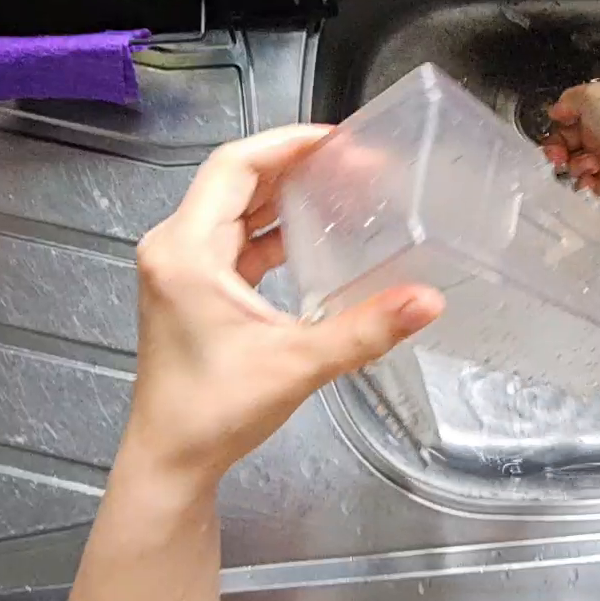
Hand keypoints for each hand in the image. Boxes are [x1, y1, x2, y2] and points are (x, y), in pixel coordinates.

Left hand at [128, 125, 443, 484]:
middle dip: (292, 164)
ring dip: (282, 193)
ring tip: (336, 186)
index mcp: (188, 250)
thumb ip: (366, 329)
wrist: (171, 459)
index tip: (336, 140)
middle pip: (235, 179)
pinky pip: (234, 236)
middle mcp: (176, 246)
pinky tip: (310, 231)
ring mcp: (180, 264)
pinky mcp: (191, 283)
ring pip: (234, 206)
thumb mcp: (297, 363)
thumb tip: (428, 301)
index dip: (286, 143)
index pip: (235, 166)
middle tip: (349, 162)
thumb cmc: (216, 411)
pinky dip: (271, 227)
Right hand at [542, 80, 599, 196]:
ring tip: (590, 165)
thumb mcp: (593, 96)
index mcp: (598, 107)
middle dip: (557, 150)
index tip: (554, 133)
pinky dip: (586, 182)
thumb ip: (569, 100)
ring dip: (575, 165)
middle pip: (567, 142)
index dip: (556, 126)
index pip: (567, 117)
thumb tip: (556, 111)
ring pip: (576, 163)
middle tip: (558, 157)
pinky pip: (590, 183)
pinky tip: (592, 179)